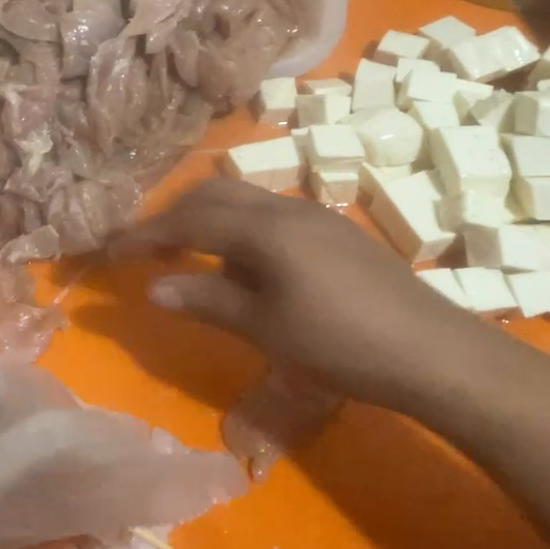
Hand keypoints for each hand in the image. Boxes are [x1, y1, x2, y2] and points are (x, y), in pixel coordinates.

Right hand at [106, 177, 502, 410]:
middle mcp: (285, 208)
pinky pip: (268, 214)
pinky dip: (237, 228)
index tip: (110, 249)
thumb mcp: (265, 328)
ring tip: (188, 255)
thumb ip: (206, 300)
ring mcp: (313, 215)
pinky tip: (243, 265)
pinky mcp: (334, 231)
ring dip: (206, 219)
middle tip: (146, 247)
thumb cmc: (343, 344)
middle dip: (172, 215)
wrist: (439, 354)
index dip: (145, 233)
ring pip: (242, 199)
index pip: (188, 219)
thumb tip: (151, 290)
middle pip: (213, 193)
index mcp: (264, 229)